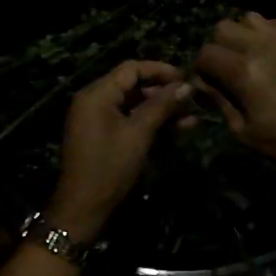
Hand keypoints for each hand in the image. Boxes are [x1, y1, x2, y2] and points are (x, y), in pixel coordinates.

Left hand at [48, 60, 189, 239]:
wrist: (84, 206)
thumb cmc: (110, 167)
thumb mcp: (139, 134)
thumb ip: (161, 106)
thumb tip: (186, 85)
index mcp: (97, 94)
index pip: (131, 69)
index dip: (160, 70)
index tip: (186, 78)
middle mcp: (94, 100)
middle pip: (133, 85)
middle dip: (163, 92)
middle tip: (192, 101)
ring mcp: (97, 119)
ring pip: (134, 104)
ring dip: (161, 109)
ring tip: (191, 117)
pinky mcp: (103, 135)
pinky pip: (128, 120)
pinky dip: (149, 122)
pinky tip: (177, 129)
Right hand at [194, 13, 275, 177]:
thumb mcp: (242, 130)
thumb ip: (219, 100)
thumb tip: (202, 84)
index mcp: (244, 71)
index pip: (205, 53)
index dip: (200, 69)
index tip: (205, 85)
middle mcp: (261, 46)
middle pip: (222, 28)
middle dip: (217, 49)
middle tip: (223, 72)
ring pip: (247, 18)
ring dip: (240, 36)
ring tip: (245, 59)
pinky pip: (275, 22)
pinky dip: (265, 32)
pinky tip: (269, 53)